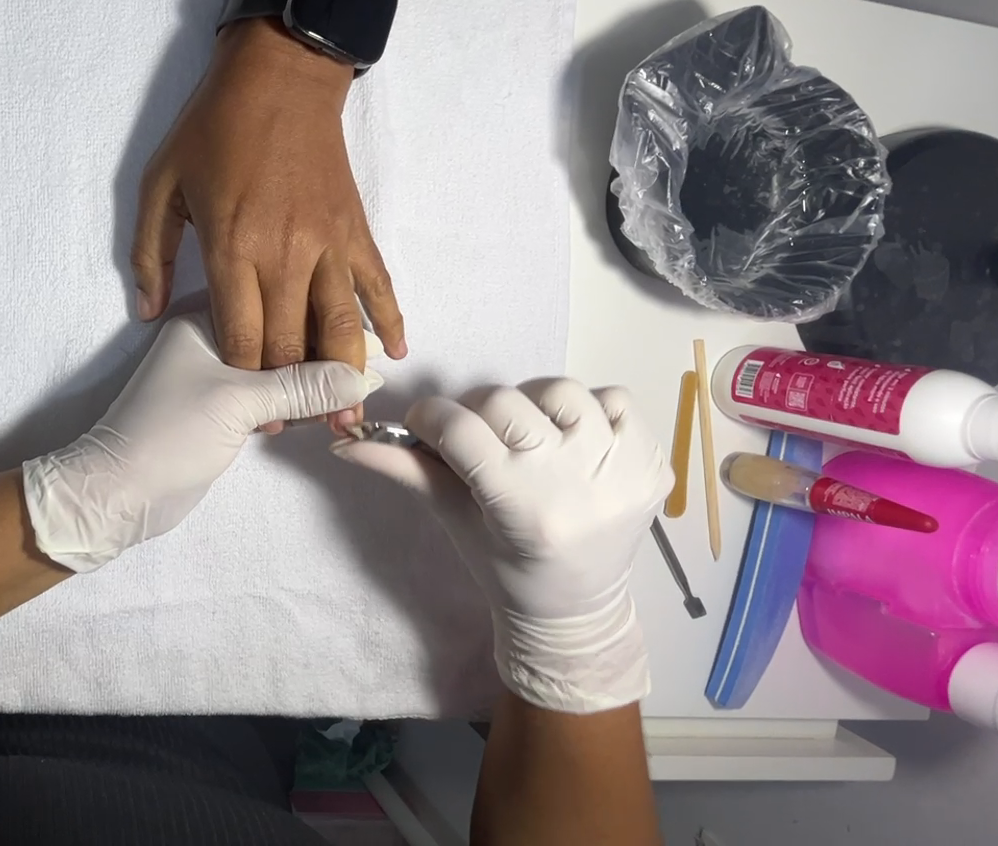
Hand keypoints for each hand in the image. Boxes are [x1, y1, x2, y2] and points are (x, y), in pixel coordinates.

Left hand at [24, 314, 382, 571]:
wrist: (120, 490)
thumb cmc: (171, 432)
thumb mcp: (238, 403)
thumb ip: (300, 385)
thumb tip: (361, 378)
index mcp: (207, 319)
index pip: (279, 308)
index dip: (324, 331)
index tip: (369, 353)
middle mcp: (213, 339)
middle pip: (284, 339)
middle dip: (323, 365)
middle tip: (361, 391)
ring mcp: (217, 375)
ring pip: (279, 371)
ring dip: (311, 390)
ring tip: (344, 412)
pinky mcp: (221, 408)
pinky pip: (268, 397)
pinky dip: (292, 407)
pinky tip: (318, 419)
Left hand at [131, 21, 405, 427]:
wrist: (279, 76)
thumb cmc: (212, 131)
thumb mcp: (159, 185)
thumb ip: (151, 255)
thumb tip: (148, 314)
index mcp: (231, 249)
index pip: (243, 339)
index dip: (246, 384)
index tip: (248, 410)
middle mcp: (284, 256)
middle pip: (292, 344)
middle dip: (292, 393)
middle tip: (294, 426)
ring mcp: (327, 244)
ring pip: (342, 326)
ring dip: (344, 376)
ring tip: (346, 415)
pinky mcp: (355, 228)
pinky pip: (378, 283)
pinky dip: (391, 319)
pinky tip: (397, 351)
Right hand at [334, 380, 670, 713]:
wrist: (576, 607)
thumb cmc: (501, 565)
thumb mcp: (449, 517)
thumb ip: (401, 470)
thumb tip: (343, 441)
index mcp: (521, 506)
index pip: (459, 427)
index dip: (430, 418)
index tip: (426, 428)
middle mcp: (577, 485)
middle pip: (505, 402)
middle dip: (477, 413)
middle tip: (477, 440)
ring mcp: (624, 473)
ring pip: (562, 390)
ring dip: (533, 406)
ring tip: (529, 438)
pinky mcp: (655, 464)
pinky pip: (616, 398)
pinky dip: (589, 411)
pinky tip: (574, 443)